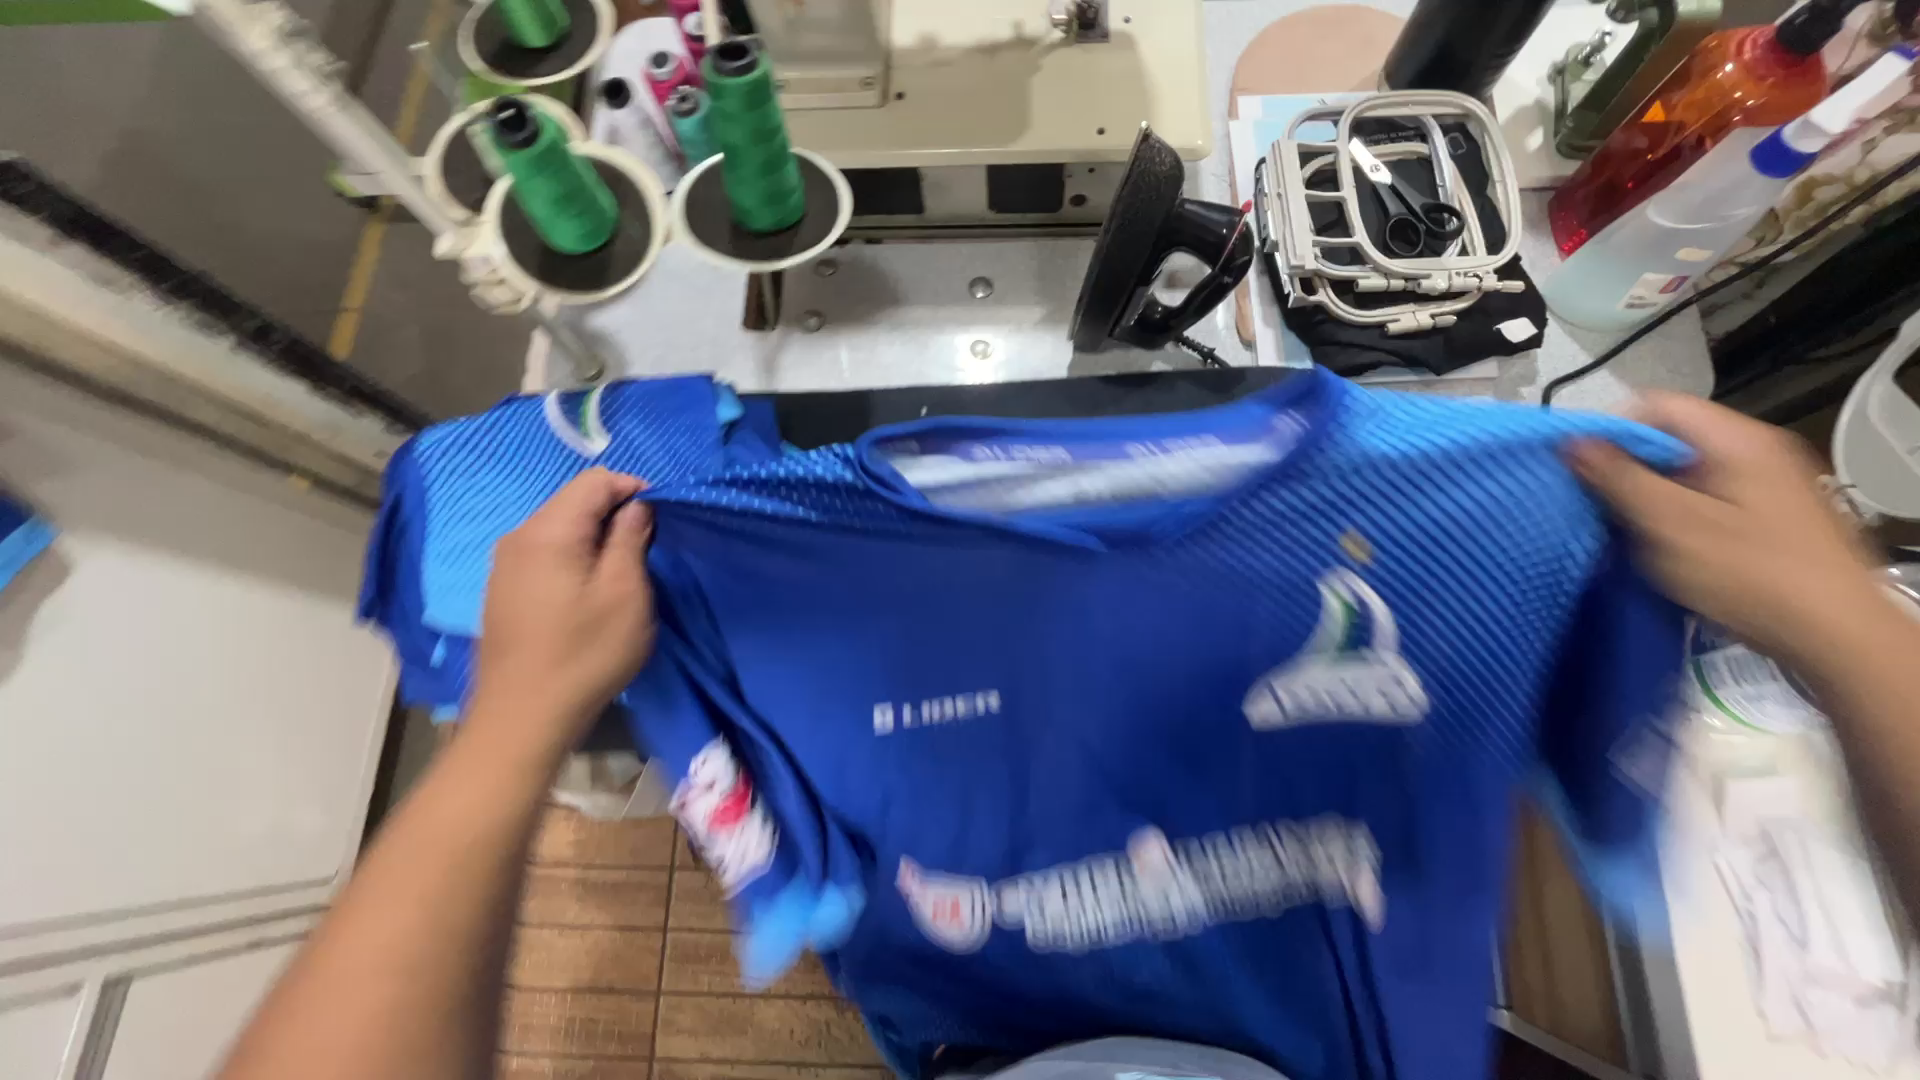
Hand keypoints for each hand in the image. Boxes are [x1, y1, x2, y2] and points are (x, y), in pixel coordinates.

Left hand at [470, 468, 656, 751]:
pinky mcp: (505, 589)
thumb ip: (631, 538)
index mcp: (548, 531)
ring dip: (597, 538)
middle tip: (648, 551)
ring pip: (561, 528)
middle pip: (575, 501)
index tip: (662, 522)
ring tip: (624, 573)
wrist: (524, 716)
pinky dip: (576, 557)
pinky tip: (591, 592)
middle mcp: (519, 537)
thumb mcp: (626, 592)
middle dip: (616, 514)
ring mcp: (506, 565)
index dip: (635, 490)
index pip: (595, 481)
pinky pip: (547, 553)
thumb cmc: (586, 652)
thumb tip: (637, 506)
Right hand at [1566, 393, 1887, 666]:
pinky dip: (1667, 514)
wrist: (1834, 635)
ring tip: (1620, 529)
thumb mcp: (1670, 523)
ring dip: (1642, 495)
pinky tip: (1656, 543)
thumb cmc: (1749, 573)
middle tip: (1594, 504)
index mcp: (1737, 441)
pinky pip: (1697, 497)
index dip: (1610, 431)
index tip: (1580, 470)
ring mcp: (1760, 484)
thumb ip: (1617, 477)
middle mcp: (1753, 451)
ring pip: (1678, 471)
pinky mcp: (1760, 514)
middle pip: (1666, 439)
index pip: (1655, 406)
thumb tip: (1571, 441)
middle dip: (1622, 468)